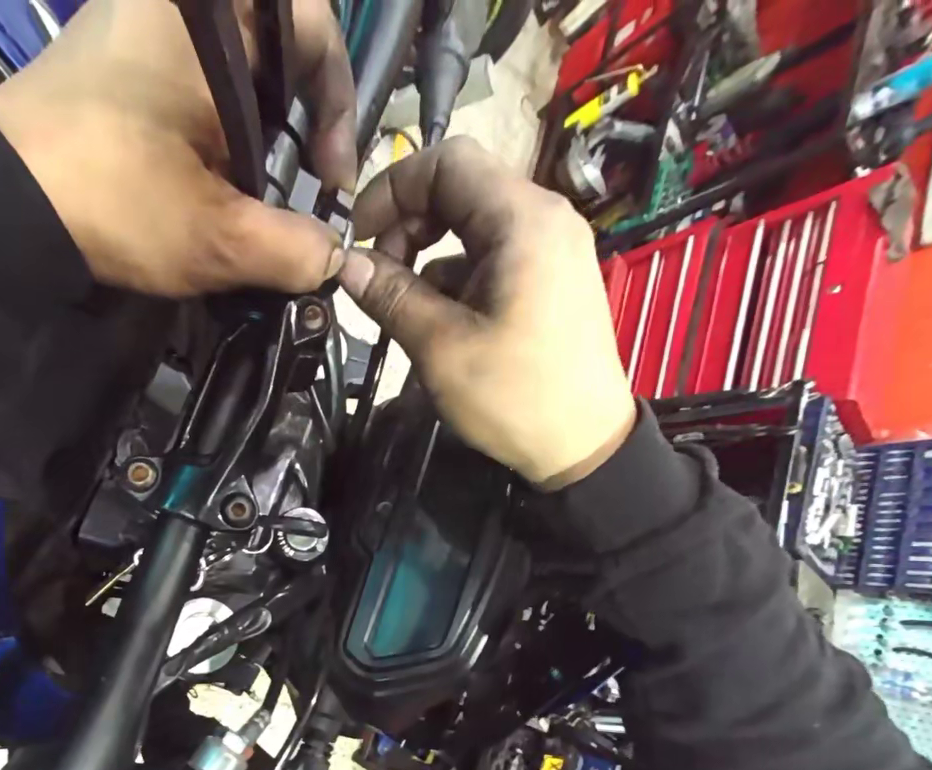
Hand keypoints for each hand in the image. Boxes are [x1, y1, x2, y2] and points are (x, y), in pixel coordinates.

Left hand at [0, 0, 356, 296]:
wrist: (2, 204)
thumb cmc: (116, 201)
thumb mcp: (217, 236)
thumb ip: (292, 249)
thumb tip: (334, 257)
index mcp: (209, 16)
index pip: (314, 29)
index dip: (338, 108)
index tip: (332, 178)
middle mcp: (178, 5)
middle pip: (276, 50)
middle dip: (300, 123)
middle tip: (303, 186)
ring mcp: (142, 26)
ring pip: (236, 71)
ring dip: (260, 132)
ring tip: (261, 195)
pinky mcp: (119, 60)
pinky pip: (196, 82)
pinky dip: (220, 128)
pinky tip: (217, 180)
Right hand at [336, 138, 633, 488]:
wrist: (584, 446)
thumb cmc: (515, 397)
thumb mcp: (441, 347)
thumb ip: (390, 296)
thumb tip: (347, 264)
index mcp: (522, 220)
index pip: (446, 161)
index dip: (392, 190)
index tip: (359, 238)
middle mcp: (543, 218)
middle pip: (460, 188)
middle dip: (407, 223)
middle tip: (378, 276)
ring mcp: (551, 247)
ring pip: (472, 224)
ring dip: (428, 254)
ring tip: (404, 306)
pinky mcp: (550, 276)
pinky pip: (492, 255)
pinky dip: (456, 275)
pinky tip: (440, 319)